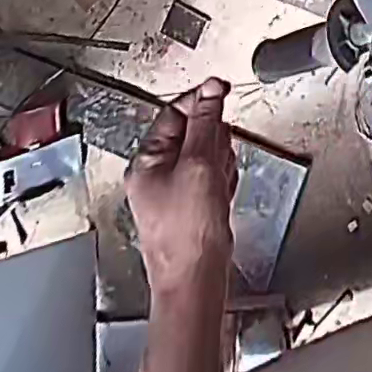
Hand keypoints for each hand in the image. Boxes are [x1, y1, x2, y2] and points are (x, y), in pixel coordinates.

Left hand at [127, 79, 235, 295]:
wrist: (197, 283)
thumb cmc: (188, 235)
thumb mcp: (199, 164)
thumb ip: (206, 123)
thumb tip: (211, 92)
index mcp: (148, 161)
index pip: (175, 112)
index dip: (201, 98)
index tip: (222, 89)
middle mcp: (157, 174)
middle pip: (193, 131)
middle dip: (213, 139)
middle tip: (218, 155)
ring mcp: (175, 190)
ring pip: (207, 153)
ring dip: (221, 161)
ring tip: (220, 181)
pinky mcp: (193, 204)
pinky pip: (214, 175)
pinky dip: (223, 179)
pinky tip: (222, 195)